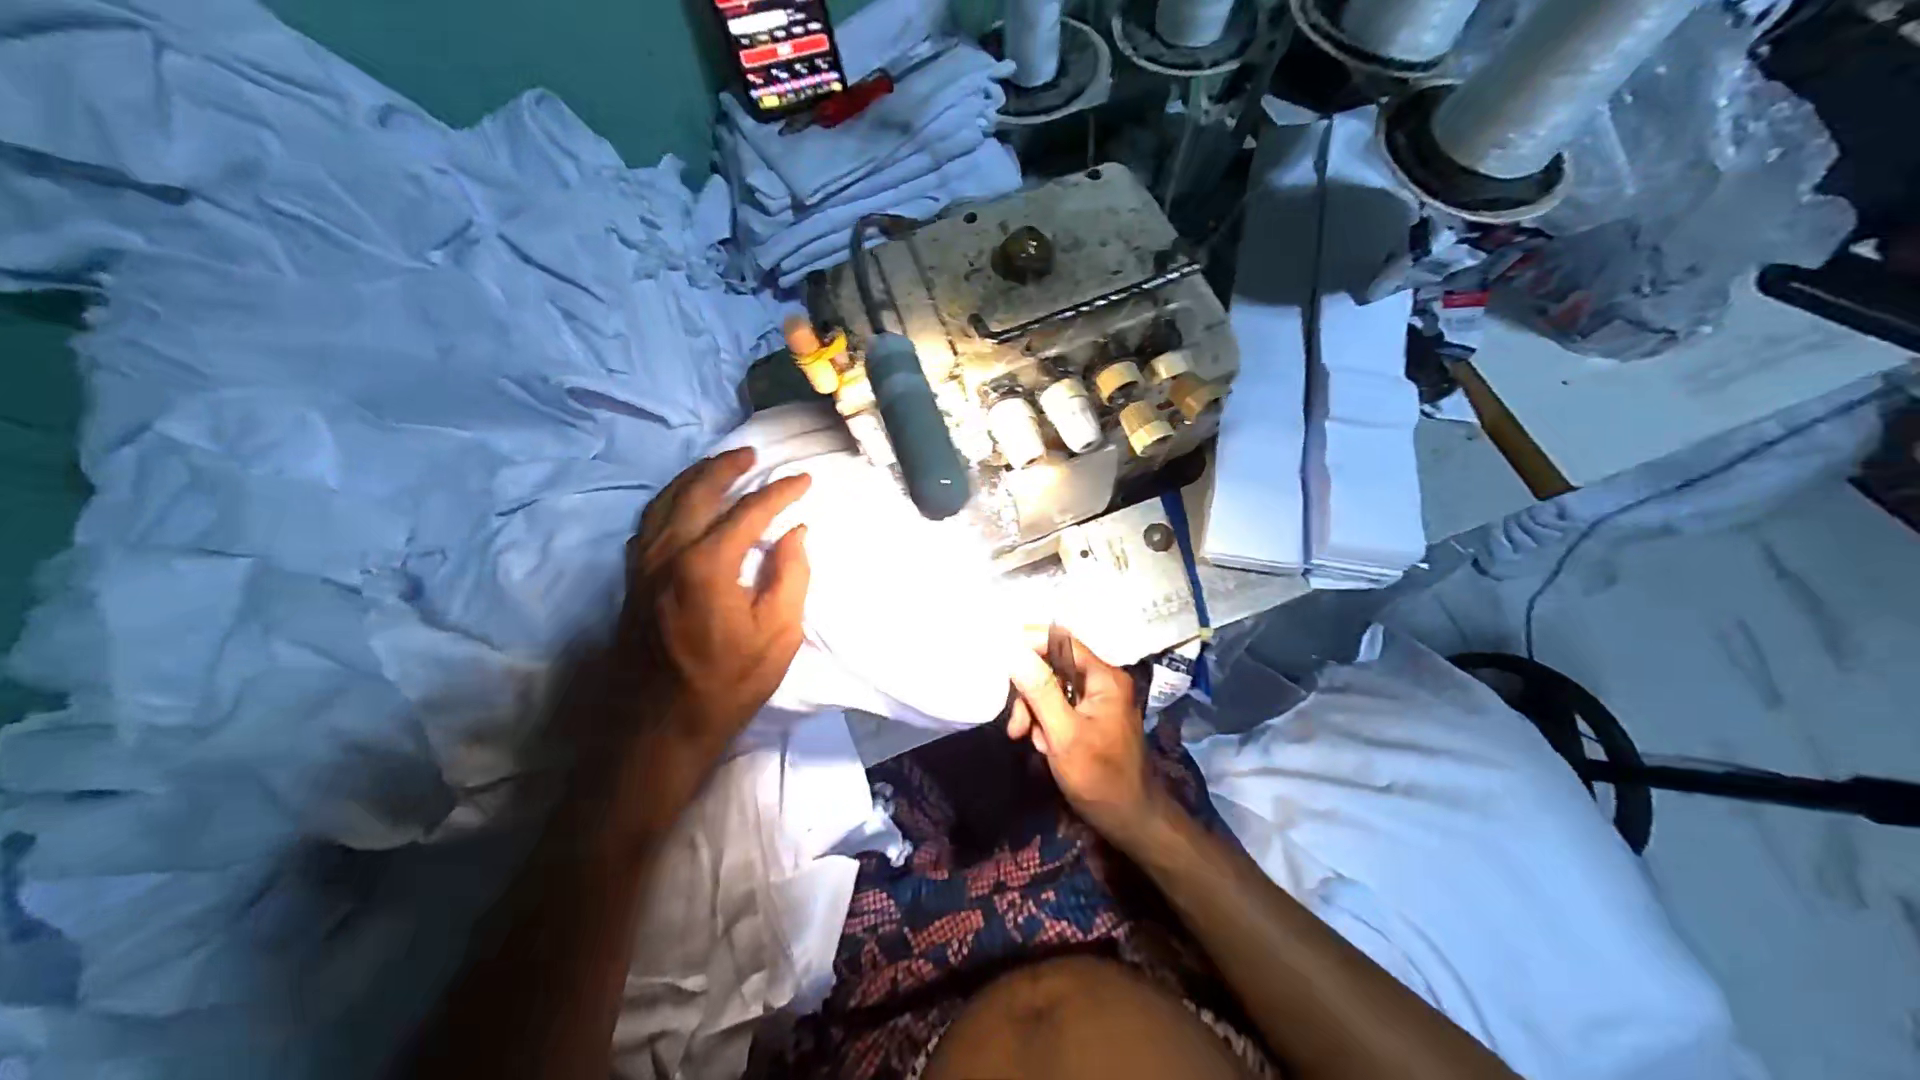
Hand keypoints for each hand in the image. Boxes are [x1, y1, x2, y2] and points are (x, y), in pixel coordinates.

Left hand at [615, 446, 811, 757]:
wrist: (659, 728)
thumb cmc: (727, 684)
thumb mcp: (779, 635)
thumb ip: (790, 575)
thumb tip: (795, 533)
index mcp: (707, 564)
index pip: (749, 512)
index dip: (780, 493)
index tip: (804, 480)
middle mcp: (668, 553)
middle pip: (697, 492)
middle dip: (727, 467)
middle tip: (752, 454)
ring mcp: (643, 565)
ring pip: (665, 501)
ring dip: (695, 478)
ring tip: (719, 466)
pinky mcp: (631, 580)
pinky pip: (649, 522)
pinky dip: (670, 501)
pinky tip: (682, 503)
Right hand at [1007, 632, 1171, 848]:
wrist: (1130, 820)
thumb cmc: (1099, 777)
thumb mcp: (1064, 734)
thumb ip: (1040, 691)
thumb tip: (1015, 651)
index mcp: (1104, 678)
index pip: (1060, 642)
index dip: (1029, 646)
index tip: (1000, 660)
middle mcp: (1101, 682)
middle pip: (1052, 668)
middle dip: (1030, 695)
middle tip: (1018, 727)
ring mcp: (1096, 701)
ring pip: (1050, 691)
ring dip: (1035, 715)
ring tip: (1035, 744)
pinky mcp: (1089, 719)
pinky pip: (1058, 709)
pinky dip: (1046, 725)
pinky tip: (1046, 748)